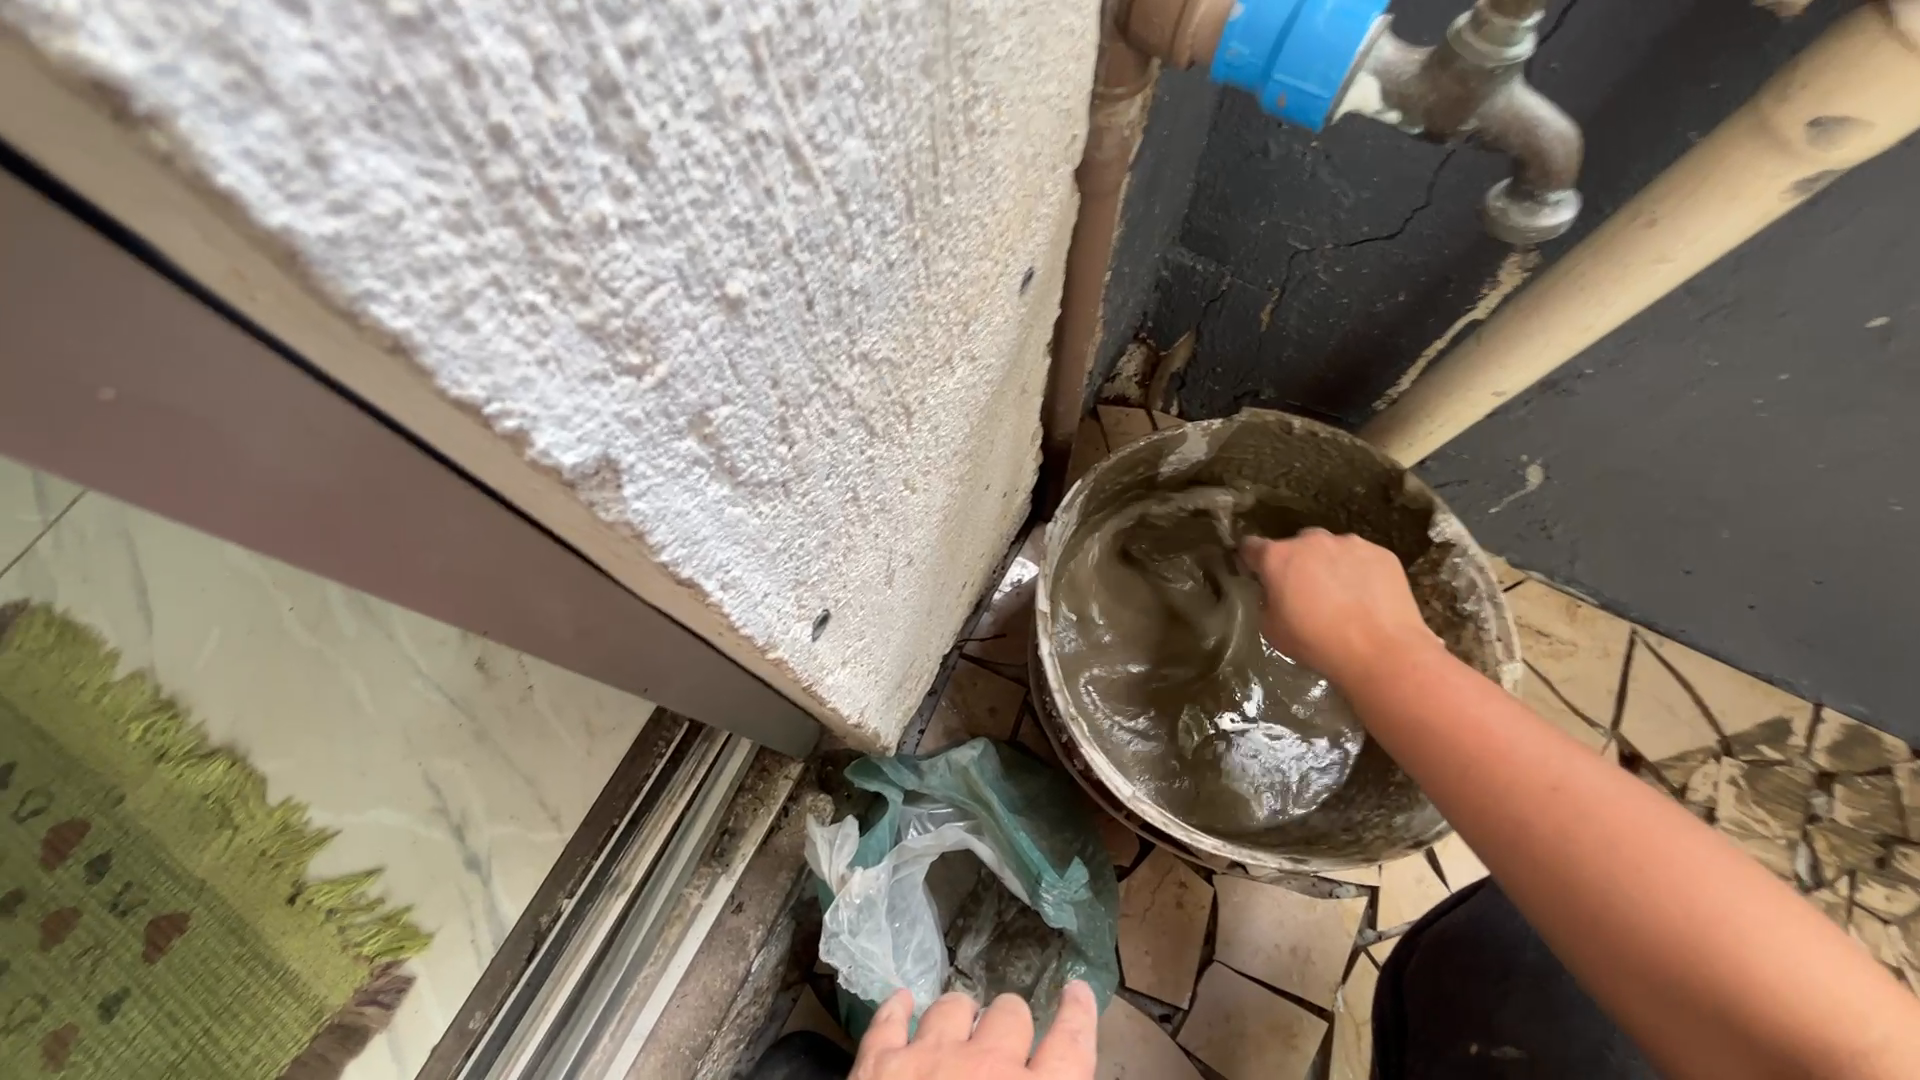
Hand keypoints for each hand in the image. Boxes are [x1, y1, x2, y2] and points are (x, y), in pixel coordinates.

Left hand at [850, 982, 1098, 1079]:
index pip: (1071, 1044)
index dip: (1077, 1014)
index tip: (1076, 990)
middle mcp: (987, 1067)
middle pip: (1009, 1014)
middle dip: (1009, 1025)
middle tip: (1001, 1046)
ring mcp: (930, 1059)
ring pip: (954, 1006)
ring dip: (961, 1017)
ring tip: (959, 1030)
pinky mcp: (878, 1065)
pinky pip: (890, 1019)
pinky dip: (898, 1009)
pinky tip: (903, 1004)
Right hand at [1238, 528, 1440, 687]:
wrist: (1381, 651)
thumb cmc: (1317, 642)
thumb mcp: (1271, 629)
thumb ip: (1265, 601)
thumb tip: (1273, 593)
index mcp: (1277, 557)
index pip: (1251, 546)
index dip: (1251, 561)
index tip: (1257, 575)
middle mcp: (1311, 540)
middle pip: (1294, 546)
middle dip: (1295, 564)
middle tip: (1304, 593)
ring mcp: (1349, 543)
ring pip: (1329, 549)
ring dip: (1327, 565)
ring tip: (1340, 595)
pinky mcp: (1381, 553)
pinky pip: (1360, 558)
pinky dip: (1358, 571)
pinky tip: (1365, 597)